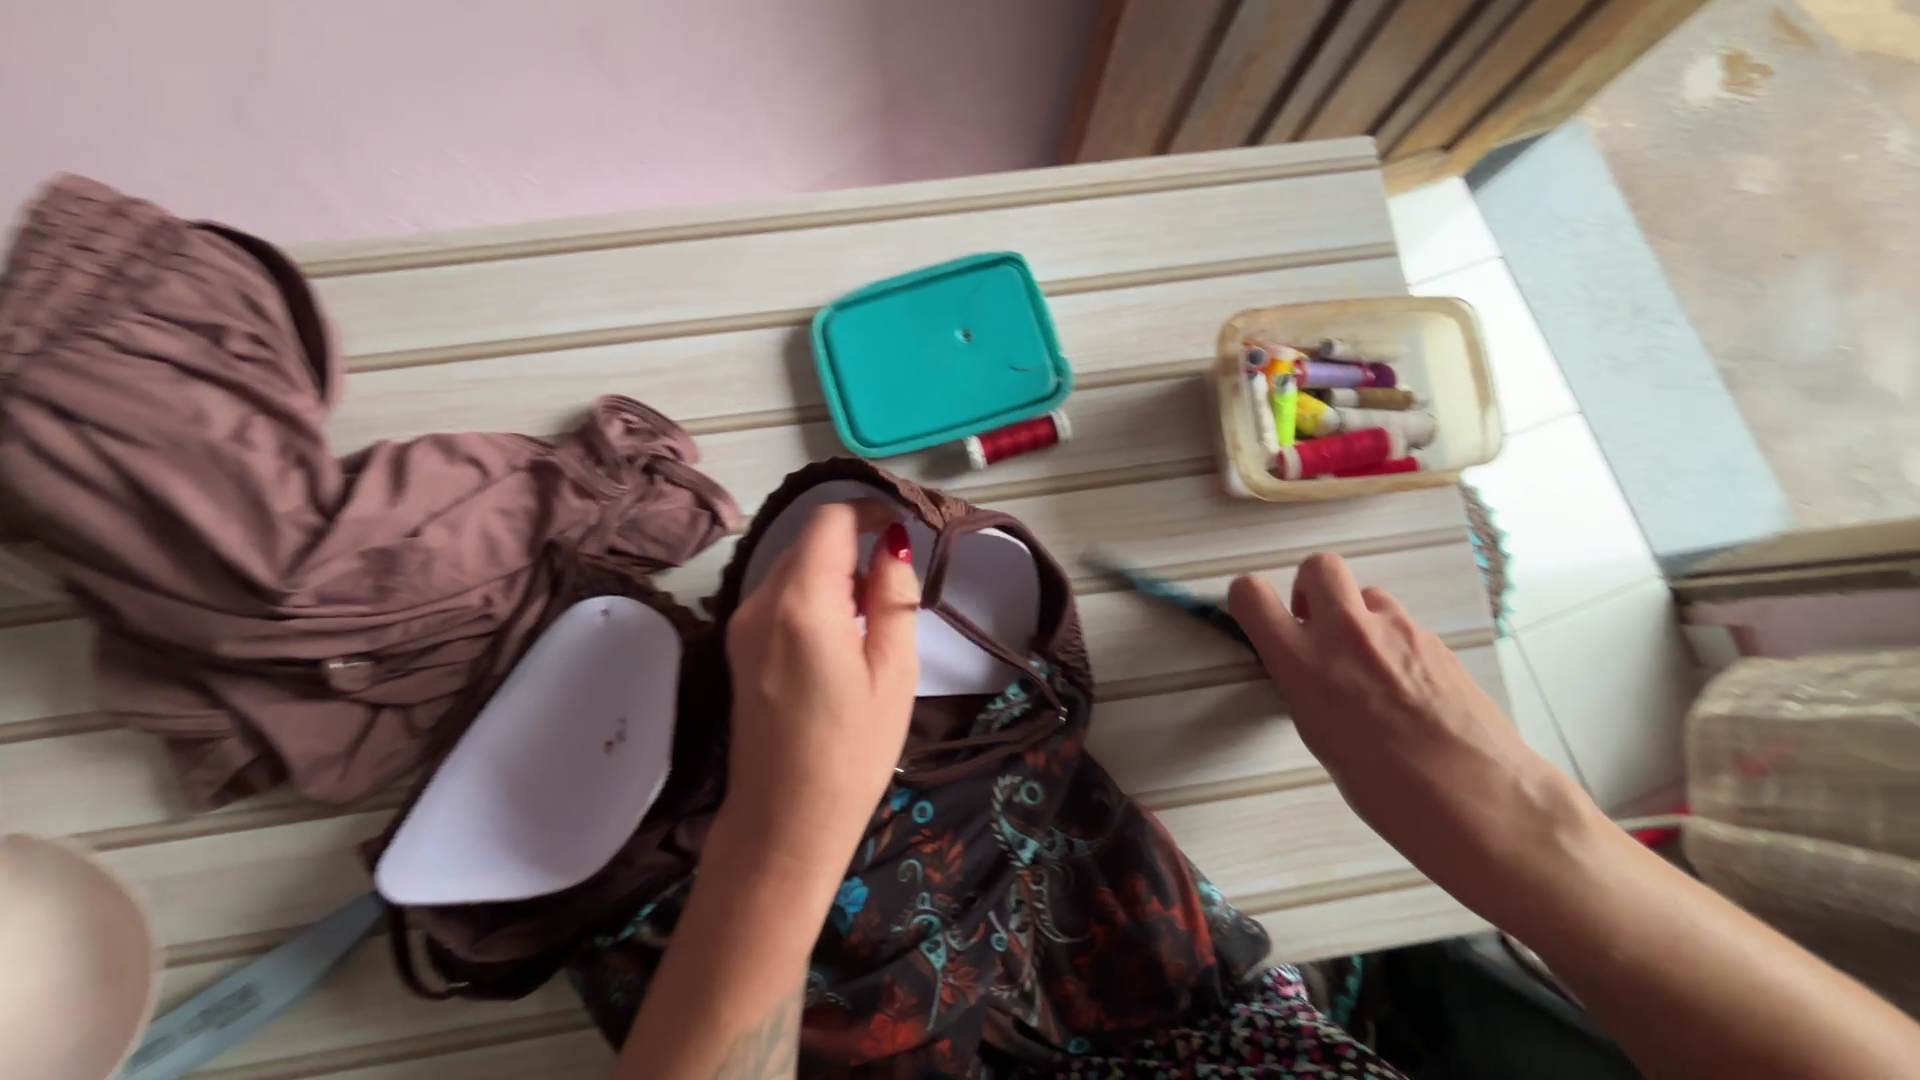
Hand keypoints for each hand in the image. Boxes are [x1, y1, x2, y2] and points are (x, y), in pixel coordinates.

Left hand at [722, 501, 919, 869]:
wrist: (784, 821)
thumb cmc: (852, 752)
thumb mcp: (893, 672)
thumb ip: (892, 595)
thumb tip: (891, 543)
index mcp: (801, 604)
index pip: (828, 520)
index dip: (868, 510)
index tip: (901, 527)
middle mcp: (759, 602)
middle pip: (808, 541)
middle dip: (853, 543)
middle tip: (895, 581)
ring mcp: (741, 624)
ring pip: (792, 566)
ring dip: (833, 571)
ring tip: (871, 617)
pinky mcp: (737, 645)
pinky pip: (778, 596)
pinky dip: (813, 595)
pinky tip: (839, 637)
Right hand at [1227, 554, 1598, 921]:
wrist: (1481, 797)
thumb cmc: (1390, 790)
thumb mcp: (1319, 737)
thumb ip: (1305, 685)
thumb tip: (1305, 667)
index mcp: (1305, 663)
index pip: (1251, 595)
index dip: (1247, 600)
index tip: (1258, 618)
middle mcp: (1348, 634)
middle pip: (1319, 566)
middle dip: (1311, 587)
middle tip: (1316, 626)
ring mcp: (1398, 632)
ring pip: (1367, 595)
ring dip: (1357, 617)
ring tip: (1367, 666)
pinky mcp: (1437, 641)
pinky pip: (1401, 623)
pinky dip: (1392, 642)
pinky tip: (1405, 687)